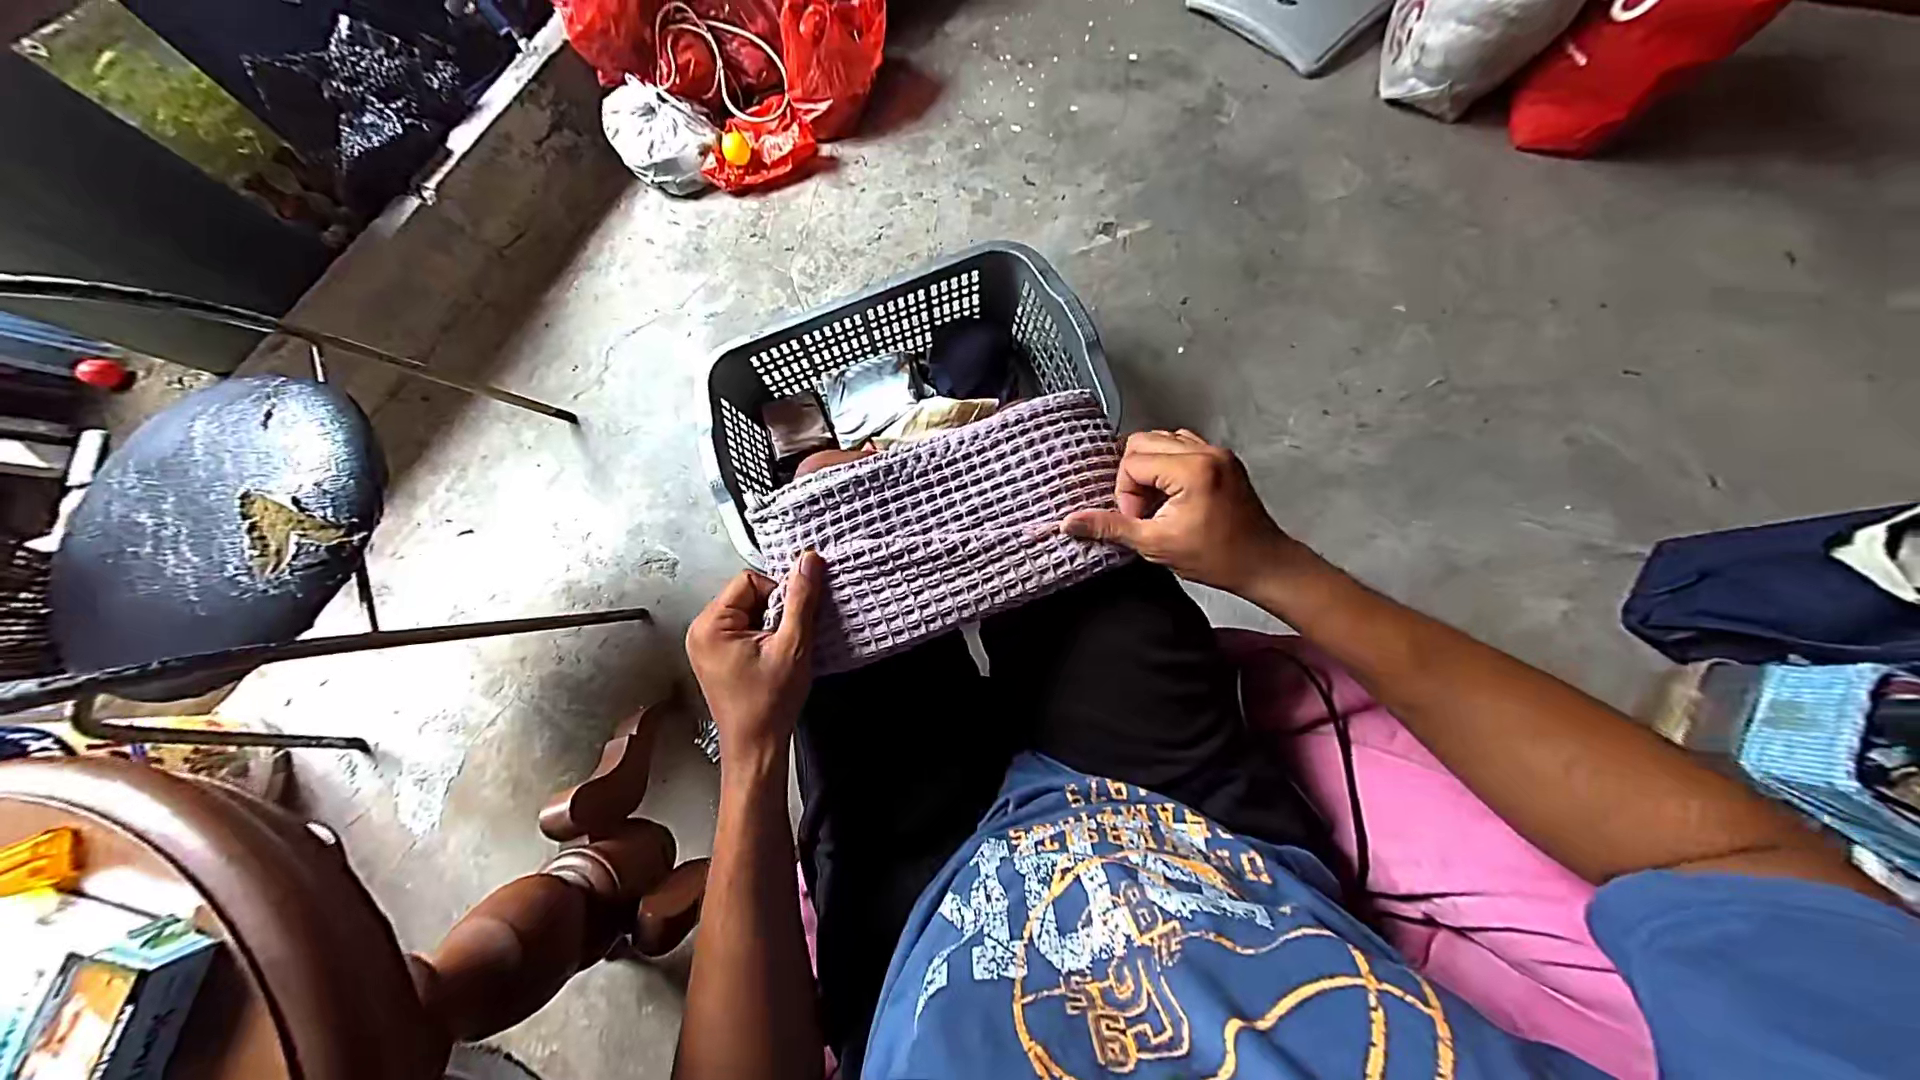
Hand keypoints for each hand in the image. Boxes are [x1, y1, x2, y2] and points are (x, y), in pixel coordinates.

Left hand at [686, 552, 824, 765]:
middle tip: (784, 641)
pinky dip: (765, 638)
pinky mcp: (717, 656)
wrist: (756, 746)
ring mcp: (707, 644)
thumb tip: (808, 562)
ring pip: (750, 611)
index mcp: (711, 625)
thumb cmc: (768, 705)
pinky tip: (772, 660)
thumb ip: (801, 599)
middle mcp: (701, 631)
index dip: (778, 595)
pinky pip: (745, 628)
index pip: (750, 580)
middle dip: (774, 612)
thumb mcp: (793, 645)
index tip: (789, 623)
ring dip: (771, 626)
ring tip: (778, 654)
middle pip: (749, 594)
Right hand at [1061, 430, 1306, 594]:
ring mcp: (1217, 453)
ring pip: (1161, 441)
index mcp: (1192, 469)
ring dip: (1149, 469)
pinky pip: (1181, 447)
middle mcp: (1206, 452)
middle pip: (1143, 442)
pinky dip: (1167, 466)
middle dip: (1134, 476)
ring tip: (1157, 503)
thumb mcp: (1155, 544)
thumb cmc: (1217, 557)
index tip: (1139, 519)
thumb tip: (1071, 522)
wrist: (1262, 563)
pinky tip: (1171, 496)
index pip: (1133, 462)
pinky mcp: (1222, 459)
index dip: (1126, 492)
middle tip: (1143, 509)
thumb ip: (1110, 527)